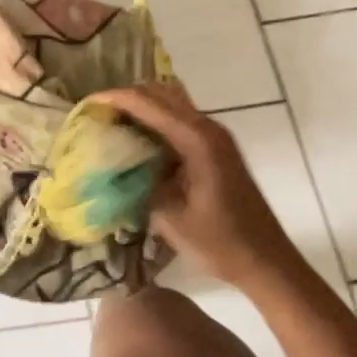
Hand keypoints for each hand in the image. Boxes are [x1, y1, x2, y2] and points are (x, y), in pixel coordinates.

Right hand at [90, 83, 302, 287]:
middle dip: (126, 96)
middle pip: (160, 93)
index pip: (148, 104)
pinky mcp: (217, 146)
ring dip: (142, 105)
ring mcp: (215, 135)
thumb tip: (110, 166)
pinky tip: (139, 137)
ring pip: (171, 102)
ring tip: (113, 121)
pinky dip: (156, 118)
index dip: (115, 99)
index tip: (87, 103)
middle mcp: (207, 127)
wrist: (268, 263)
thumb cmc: (221, 243)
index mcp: (197, 139)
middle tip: (97, 112)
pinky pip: (180, 117)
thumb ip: (138, 184)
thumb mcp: (170, 218)